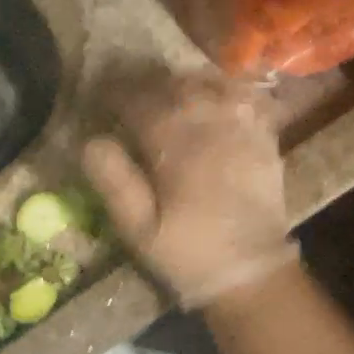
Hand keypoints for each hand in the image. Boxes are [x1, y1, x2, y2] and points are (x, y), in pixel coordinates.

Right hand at [81, 72, 298, 308]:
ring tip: (164, 88)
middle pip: (178, 87)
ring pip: (212, 85)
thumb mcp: (137, 228)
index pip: (142, 104)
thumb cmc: (185, 252)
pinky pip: (246, 98)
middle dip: (148, 83)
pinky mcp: (265, 139)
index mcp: (177, 148)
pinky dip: (225, 89)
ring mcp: (244, 130)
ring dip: (184, 82)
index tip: (97, 93)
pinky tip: (210, 95)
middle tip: (125, 87)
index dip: (116, 95)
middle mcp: (213, 128)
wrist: (250, 272)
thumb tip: (89, 141)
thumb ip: (114, 181)